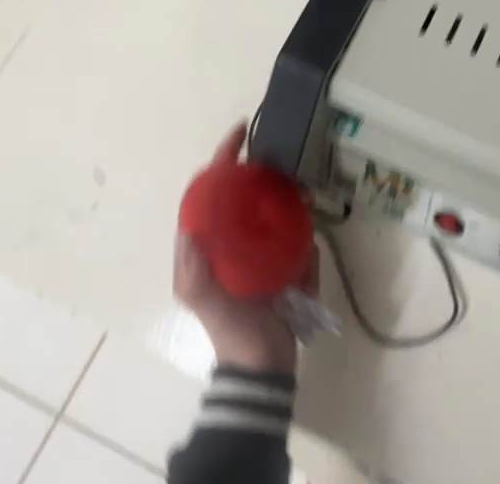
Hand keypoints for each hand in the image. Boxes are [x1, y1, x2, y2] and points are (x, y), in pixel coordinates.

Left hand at [173, 122, 318, 373]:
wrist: (264, 365)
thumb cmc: (231, 329)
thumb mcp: (205, 301)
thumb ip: (194, 272)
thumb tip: (187, 231)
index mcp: (212, 244)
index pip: (213, 192)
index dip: (222, 160)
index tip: (239, 133)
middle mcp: (237, 240)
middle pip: (249, 192)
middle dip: (263, 169)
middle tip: (280, 154)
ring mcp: (267, 250)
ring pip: (278, 207)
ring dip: (288, 192)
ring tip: (301, 182)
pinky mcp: (293, 260)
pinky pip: (301, 234)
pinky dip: (305, 224)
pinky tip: (311, 214)